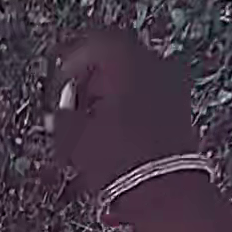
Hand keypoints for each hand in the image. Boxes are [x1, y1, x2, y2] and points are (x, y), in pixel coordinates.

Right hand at [52, 29, 201, 197]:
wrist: (158, 187)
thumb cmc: (117, 159)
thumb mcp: (74, 137)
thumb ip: (61, 117)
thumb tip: (56, 113)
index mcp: (128, 64)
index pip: (94, 44)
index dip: (68, 63)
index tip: (55, 83)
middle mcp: (154, 67)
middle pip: (113, 62)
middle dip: (86, 84)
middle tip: (66, 108)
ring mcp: (169, 88)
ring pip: (127, 82)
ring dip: (103, 100)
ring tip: (84, 128)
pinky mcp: (176, 110)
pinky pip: (141, 100)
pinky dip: (120, 112)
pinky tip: (106, 136)